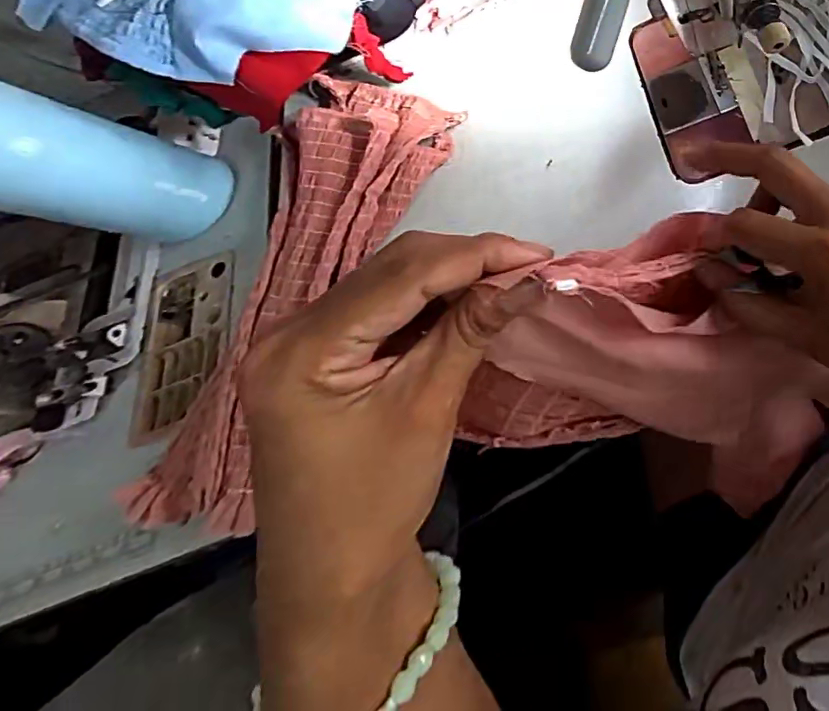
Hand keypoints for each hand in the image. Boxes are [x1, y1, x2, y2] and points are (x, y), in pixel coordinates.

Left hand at [242, 231, 549, 614]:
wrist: (331, 573)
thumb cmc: (376, 500)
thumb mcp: (428, 407)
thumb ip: (472, 330)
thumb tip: (529, 280)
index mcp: (304, 348)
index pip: (405, 276)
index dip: (477, 255)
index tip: (538, 254)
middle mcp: (290, 328)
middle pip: (394, 266)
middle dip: (467, 259)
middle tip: (529, 267)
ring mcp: (299, 338)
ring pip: (391, 278)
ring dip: (453, 273)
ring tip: (508, 279)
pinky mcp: (318, 350)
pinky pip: (383, 303)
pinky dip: (432, 297)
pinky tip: (469, 300)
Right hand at [681, 141, 828, 404]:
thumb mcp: (802, 335)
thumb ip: (748, 300)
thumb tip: (708, 271)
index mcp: (826, 251)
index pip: (750, 224)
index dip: (717, 236)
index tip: (702, 251)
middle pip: (776, 162)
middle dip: (727, 154)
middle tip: (691, 157)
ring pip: (793, 174)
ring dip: (759, 188)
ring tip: (745, 235)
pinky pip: (811, 194)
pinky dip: (782, 204)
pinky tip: (778, 241)